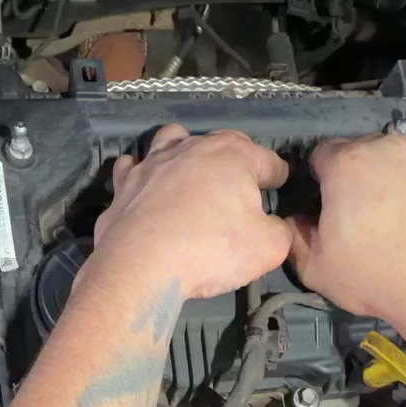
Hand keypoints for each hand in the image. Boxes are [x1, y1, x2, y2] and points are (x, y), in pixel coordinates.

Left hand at [89, 125, 293, 300]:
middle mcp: (191, 149)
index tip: (281, 181)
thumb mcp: (267, 248)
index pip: (266, 159)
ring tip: (188, 169)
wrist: (141, 265)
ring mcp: (152, 164)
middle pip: (218, 144)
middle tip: (238, 182)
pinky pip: (133, 170)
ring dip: (182, 150)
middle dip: (233, 159)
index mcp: (232, 156)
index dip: (277, 173)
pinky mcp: (124, 187)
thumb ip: (279, 232)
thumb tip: (275, 228)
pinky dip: (140, 175)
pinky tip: (144, 186)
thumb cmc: (210, 250)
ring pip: (170, 141)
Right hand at [288, 135, 405, 330]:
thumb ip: (296, 239)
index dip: (323, 178)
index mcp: (347, 165)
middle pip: (367, 152)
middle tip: (369, 218)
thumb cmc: (373, 276)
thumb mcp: (316, 270)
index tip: (330, 203)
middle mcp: (389, 146)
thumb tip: (293, 222)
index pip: (323, 154)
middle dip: (363, 178)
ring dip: (401, 180)